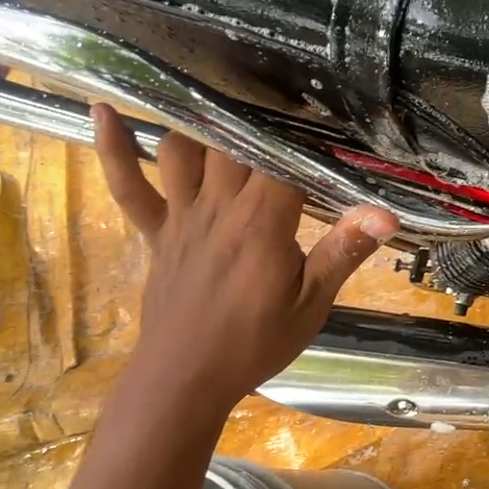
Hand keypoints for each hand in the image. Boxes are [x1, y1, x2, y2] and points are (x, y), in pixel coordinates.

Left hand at [92, 104, 398, 410]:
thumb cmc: (256, 342)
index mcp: (260, 224)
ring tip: (228, 113)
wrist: (186, 378)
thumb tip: (385, 215)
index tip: (328, 126)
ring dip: (205, 131)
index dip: (305, 138)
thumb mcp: (312, 303)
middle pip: (233, 146)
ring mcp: (180, 217)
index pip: (282, 162)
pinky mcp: (157, 233)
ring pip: (184, 152)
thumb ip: (343, 252)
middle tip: (285, 110)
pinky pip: (127, 186)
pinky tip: (103, 112)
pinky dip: (113, 148)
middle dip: (259, 126)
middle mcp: (217, 209)